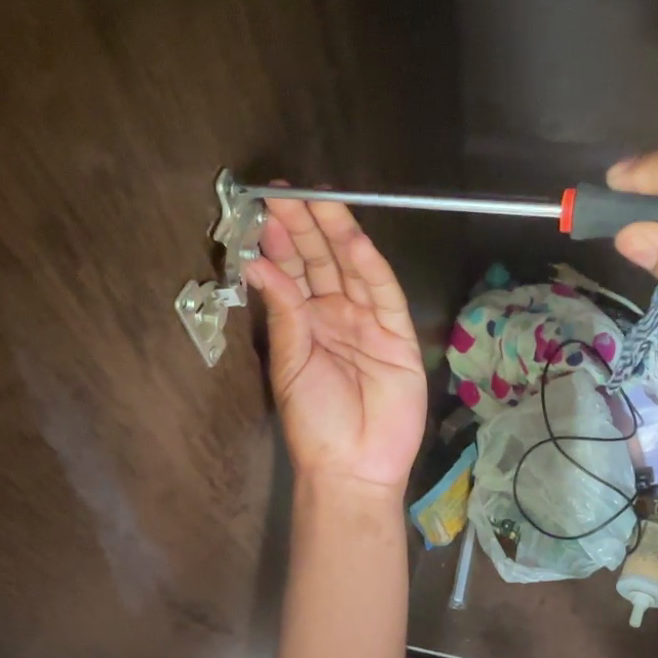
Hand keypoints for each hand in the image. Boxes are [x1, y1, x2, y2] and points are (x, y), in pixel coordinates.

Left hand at [245, 197, 426, 496]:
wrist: (353, 468)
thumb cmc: (316, 423)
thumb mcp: (291, 366)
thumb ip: (283, 314)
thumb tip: (259, 265)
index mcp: (305, 323)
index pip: (291, 271)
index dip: (280, 238)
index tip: (261, 205)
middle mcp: (336, 315)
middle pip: (320, 260)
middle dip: (304, 224)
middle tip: (284, 190)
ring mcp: (369, 323)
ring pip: (350, 268)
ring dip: (334, 234)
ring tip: (315, 198)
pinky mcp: (398, 336)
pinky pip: (383, 294)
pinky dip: (369, 267)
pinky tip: (353, 240)